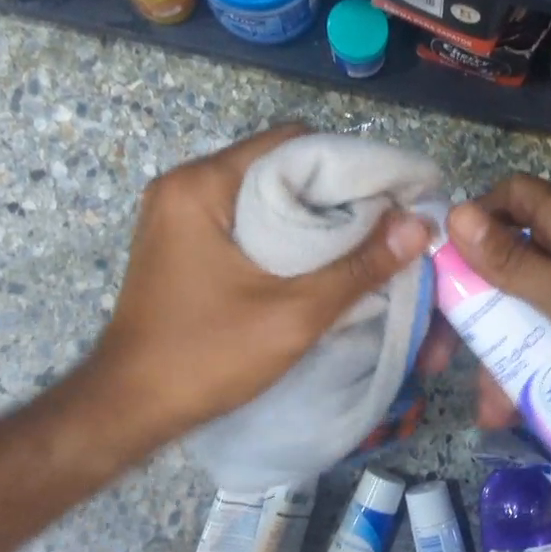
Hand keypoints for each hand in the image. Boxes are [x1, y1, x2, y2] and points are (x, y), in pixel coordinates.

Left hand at [85, 124, 433, 445]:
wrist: (130, 407)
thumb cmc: (208, 355)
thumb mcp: (295, 313)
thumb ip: (360, 266)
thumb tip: (420, 226)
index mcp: (203, 185)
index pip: (295, 143)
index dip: (352, 167)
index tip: (394, 199)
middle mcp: (187, 184)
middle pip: (283, 166)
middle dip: (338, 194)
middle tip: (385, 227)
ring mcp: (181, 213)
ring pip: (269, 194)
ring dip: (315, 217)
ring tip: (361, 246)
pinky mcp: (185, 240)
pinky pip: (250, 219)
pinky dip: (288, 234)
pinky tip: (318, 263)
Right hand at [437, 174, 550, 443]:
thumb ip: (512, 261)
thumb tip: (458, 215)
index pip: (513, 197)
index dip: (475, 218)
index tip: (442, 262)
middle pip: (512, 263)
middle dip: (478, 308)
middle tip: (444, 352)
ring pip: (530, 314)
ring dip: (505, 355)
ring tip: (488, 407)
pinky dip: (535, 373)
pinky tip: (516, 413)